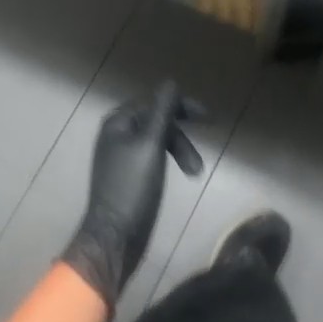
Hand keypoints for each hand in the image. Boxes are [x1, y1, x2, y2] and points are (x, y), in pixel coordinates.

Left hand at [60, 81, 205, 312]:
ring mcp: (120, 157)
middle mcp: (116, 134)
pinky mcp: (126, 177)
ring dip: (178, 151)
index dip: (182, 107)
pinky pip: (152, 157)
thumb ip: (161, 112)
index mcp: (118, 122)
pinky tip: (177, 176)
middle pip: (156, 121)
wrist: (113, 239)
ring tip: (195, 174)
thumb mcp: (150, 145)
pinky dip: (168, 162)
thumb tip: (171, 82)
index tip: (209, 120)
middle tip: (200, 161)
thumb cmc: (132, 189)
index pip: (155, 102)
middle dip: (181, 137)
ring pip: (156, 141)